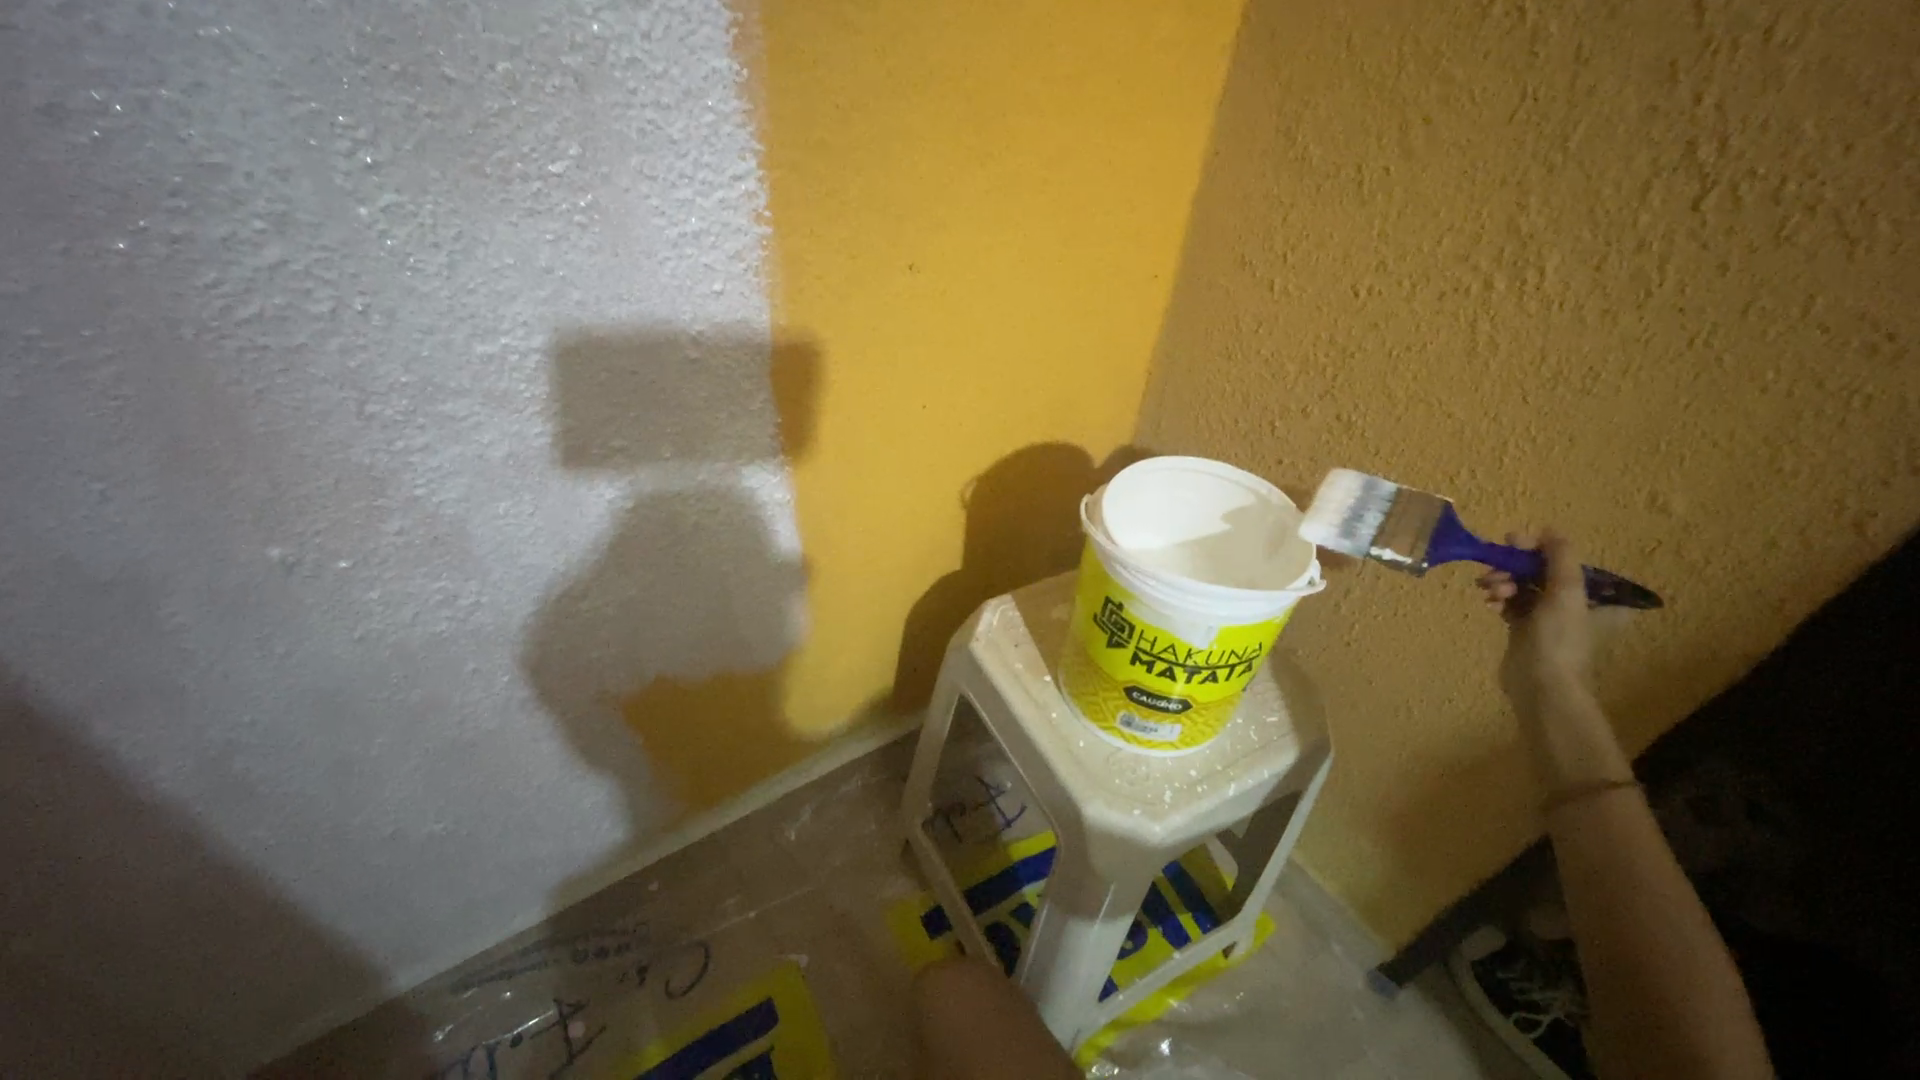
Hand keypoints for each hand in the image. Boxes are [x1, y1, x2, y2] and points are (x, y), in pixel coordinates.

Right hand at [1478, 529, 1593, 713]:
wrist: (1540, 685)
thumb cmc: (1559, 638)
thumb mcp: (1566, 592)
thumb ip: (1560, 557)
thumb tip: (1549, 530)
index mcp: (1597, 594)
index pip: (1565, 559)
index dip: (1538, 548)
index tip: (1512, 543)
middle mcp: (1576, 602)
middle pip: (1540, 570)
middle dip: (1513, 567)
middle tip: (1493, 569)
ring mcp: (1550, 616)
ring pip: (1522, 585)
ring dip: (1503, 582)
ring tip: (1490, 592)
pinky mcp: (1526, 628)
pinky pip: (1512, 602)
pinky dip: (1500, 599)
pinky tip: (1490, 603)